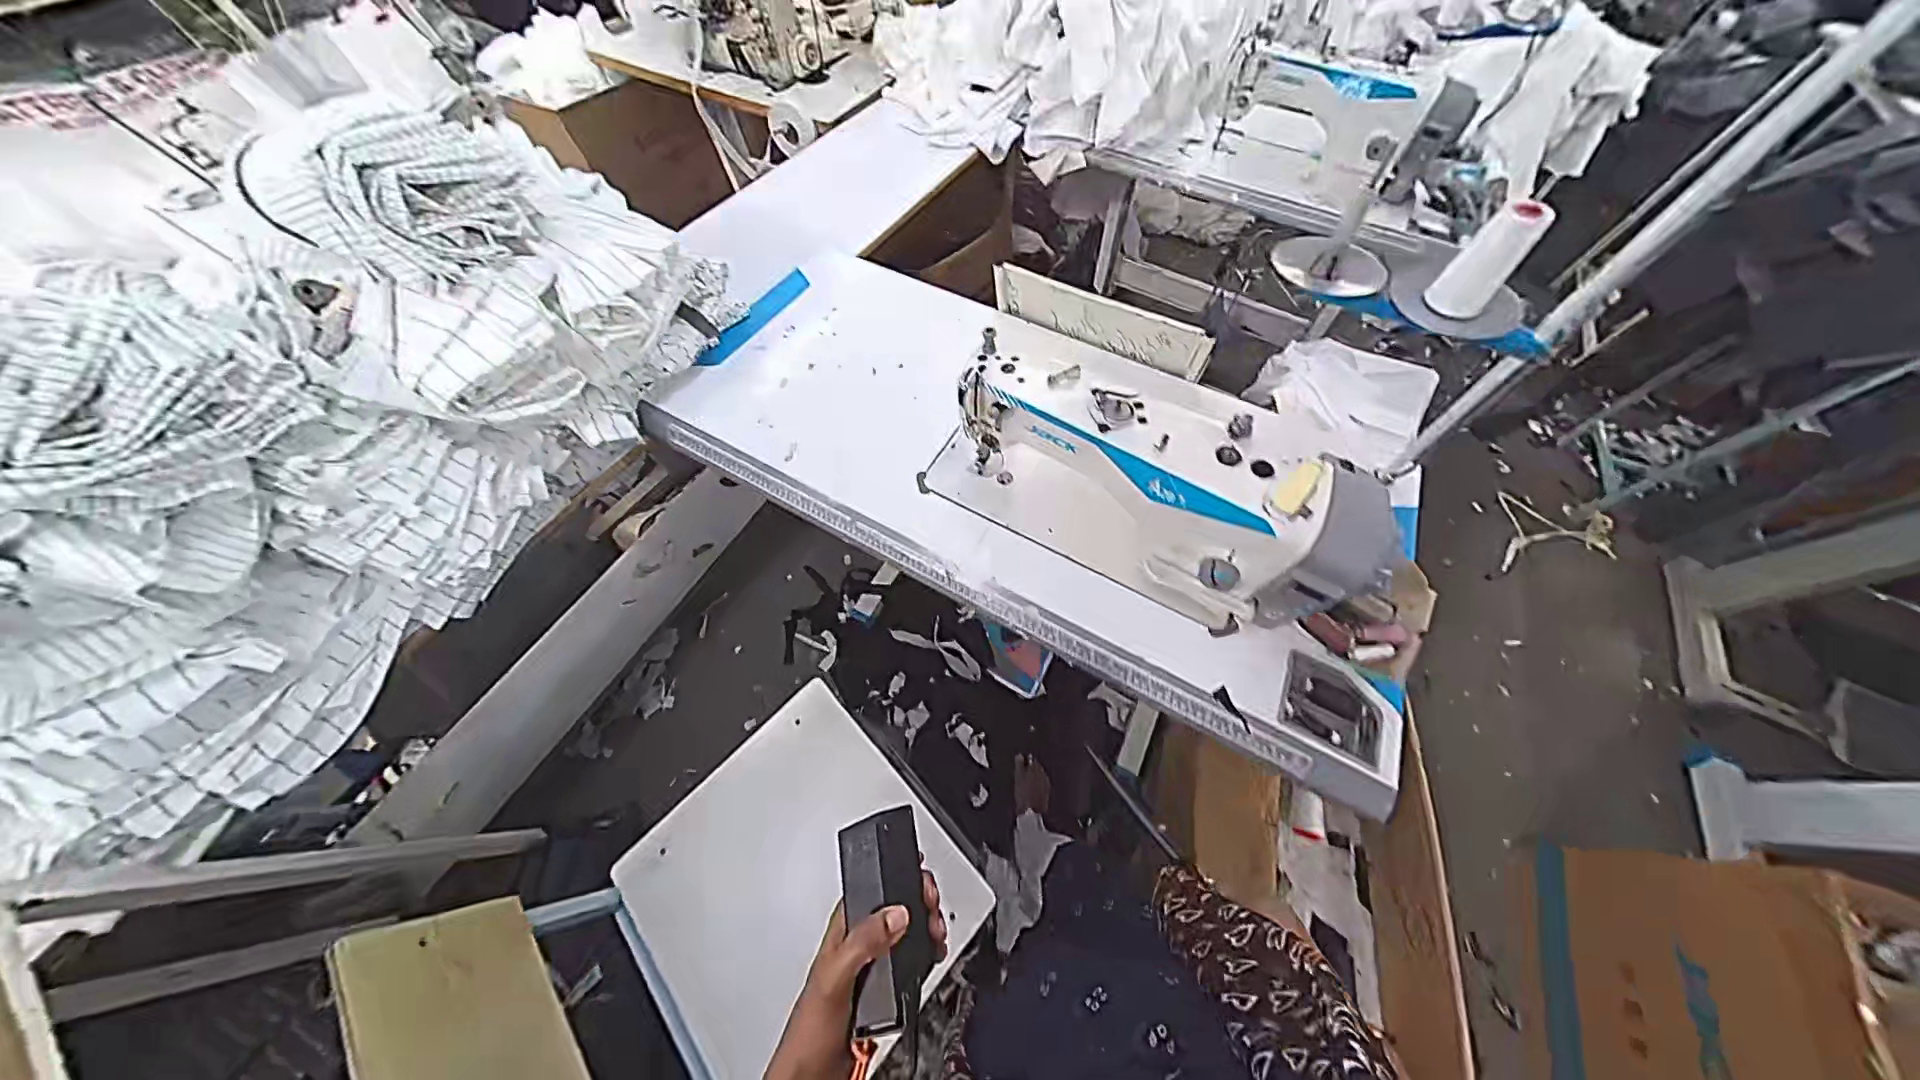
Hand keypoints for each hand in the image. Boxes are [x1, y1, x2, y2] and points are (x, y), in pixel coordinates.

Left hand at [764, 868, 947, 1079]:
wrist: (813, 1076)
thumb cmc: (809, 1029)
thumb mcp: (835, 976)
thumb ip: (863, 941)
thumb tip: (895, 914)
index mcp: (844, 930)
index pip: (874, 889)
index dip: (898, 879)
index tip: (920, 882)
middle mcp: (860, 942)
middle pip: (896, 907)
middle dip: (919, 902)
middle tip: (932, 910)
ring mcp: (874, 964)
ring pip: (906, 931)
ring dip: (925, 927)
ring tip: (935, 931)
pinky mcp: (886, 986)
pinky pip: (911, 960)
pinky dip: (926, 954)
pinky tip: (932, 954)